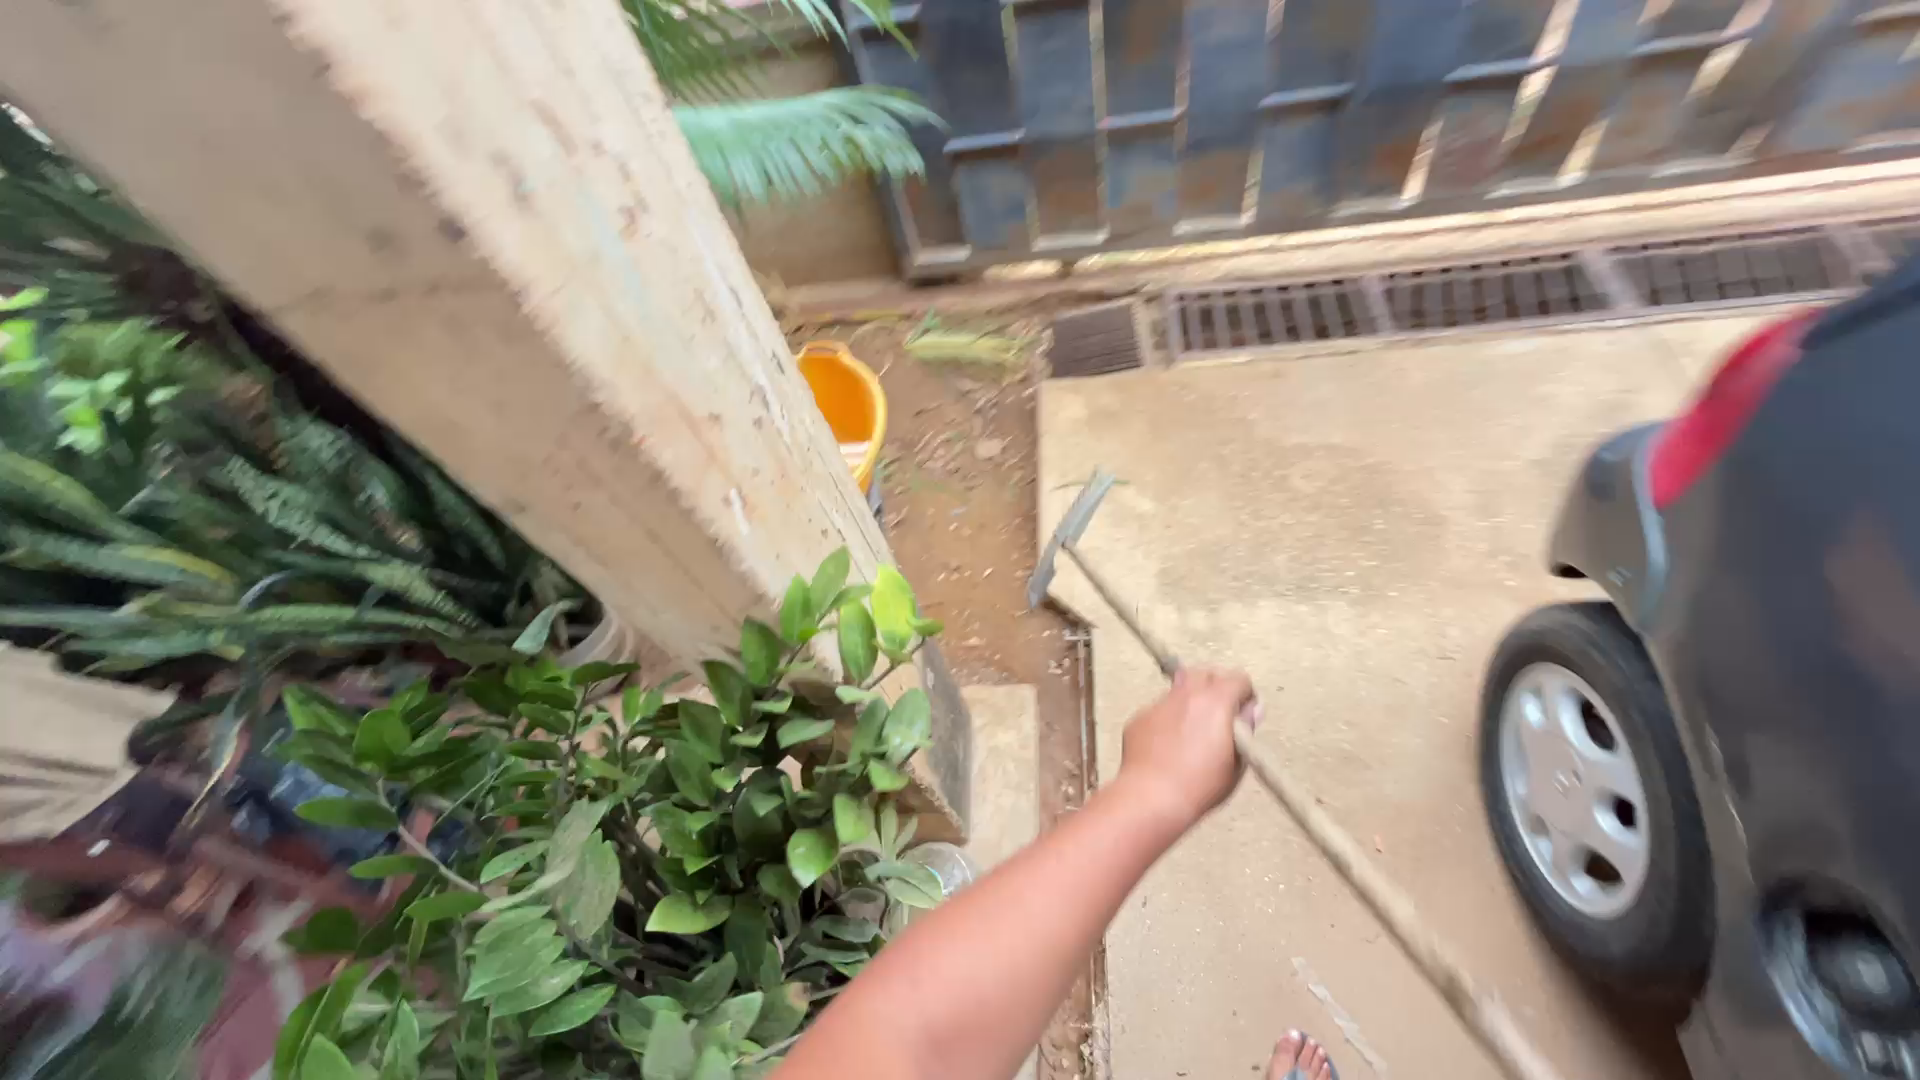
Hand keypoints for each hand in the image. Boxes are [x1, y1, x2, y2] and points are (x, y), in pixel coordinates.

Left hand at [1116, 666, 1258, 828]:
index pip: (1238, 678)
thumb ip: (1245, 730)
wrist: (1152, 795)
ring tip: (1193, 731)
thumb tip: (1250, 711)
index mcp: (1216, 702)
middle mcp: (1187, 694)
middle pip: (1206, 673)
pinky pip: (1159, 709)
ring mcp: (1159, 703)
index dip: (1244, 694)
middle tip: (1220, 714)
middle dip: (1216, 687)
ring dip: (1190, 701)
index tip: (1243, 714)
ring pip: (1179, 689)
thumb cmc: (1201, 785)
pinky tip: (1167, 745)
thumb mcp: (1237, 763)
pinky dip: (1167, 719)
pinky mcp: (1140, 716)